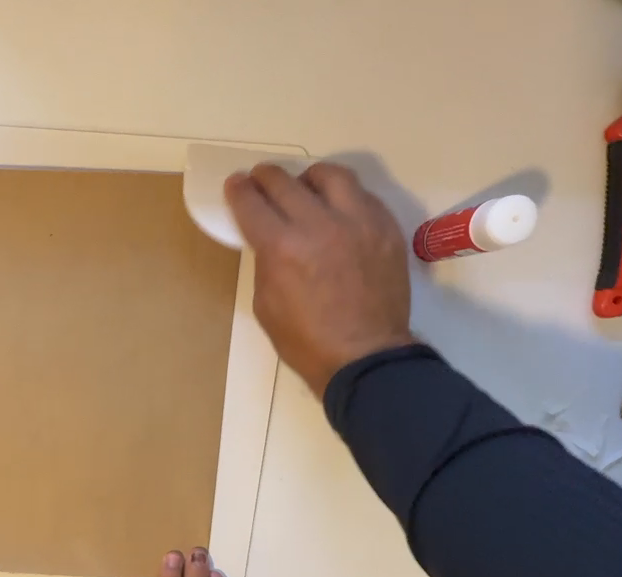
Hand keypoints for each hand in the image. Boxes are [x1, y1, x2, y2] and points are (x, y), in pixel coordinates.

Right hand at [225, 162, 416, 398]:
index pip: (252, 204)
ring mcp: (357, 221)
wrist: (364, 356)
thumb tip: (270, 241)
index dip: (239, 191)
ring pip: (330, 176)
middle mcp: (319, 224)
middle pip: (286, 182)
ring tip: (305, 188)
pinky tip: (337, 211)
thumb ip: (266, 264)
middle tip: (261, 179)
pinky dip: (343, 197)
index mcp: (282, 248)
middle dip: (266, 178)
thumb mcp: (266, 306)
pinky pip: (362, 195)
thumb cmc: (306, 342)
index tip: (236, 184)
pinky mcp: (385, 227)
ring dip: (309, 178)